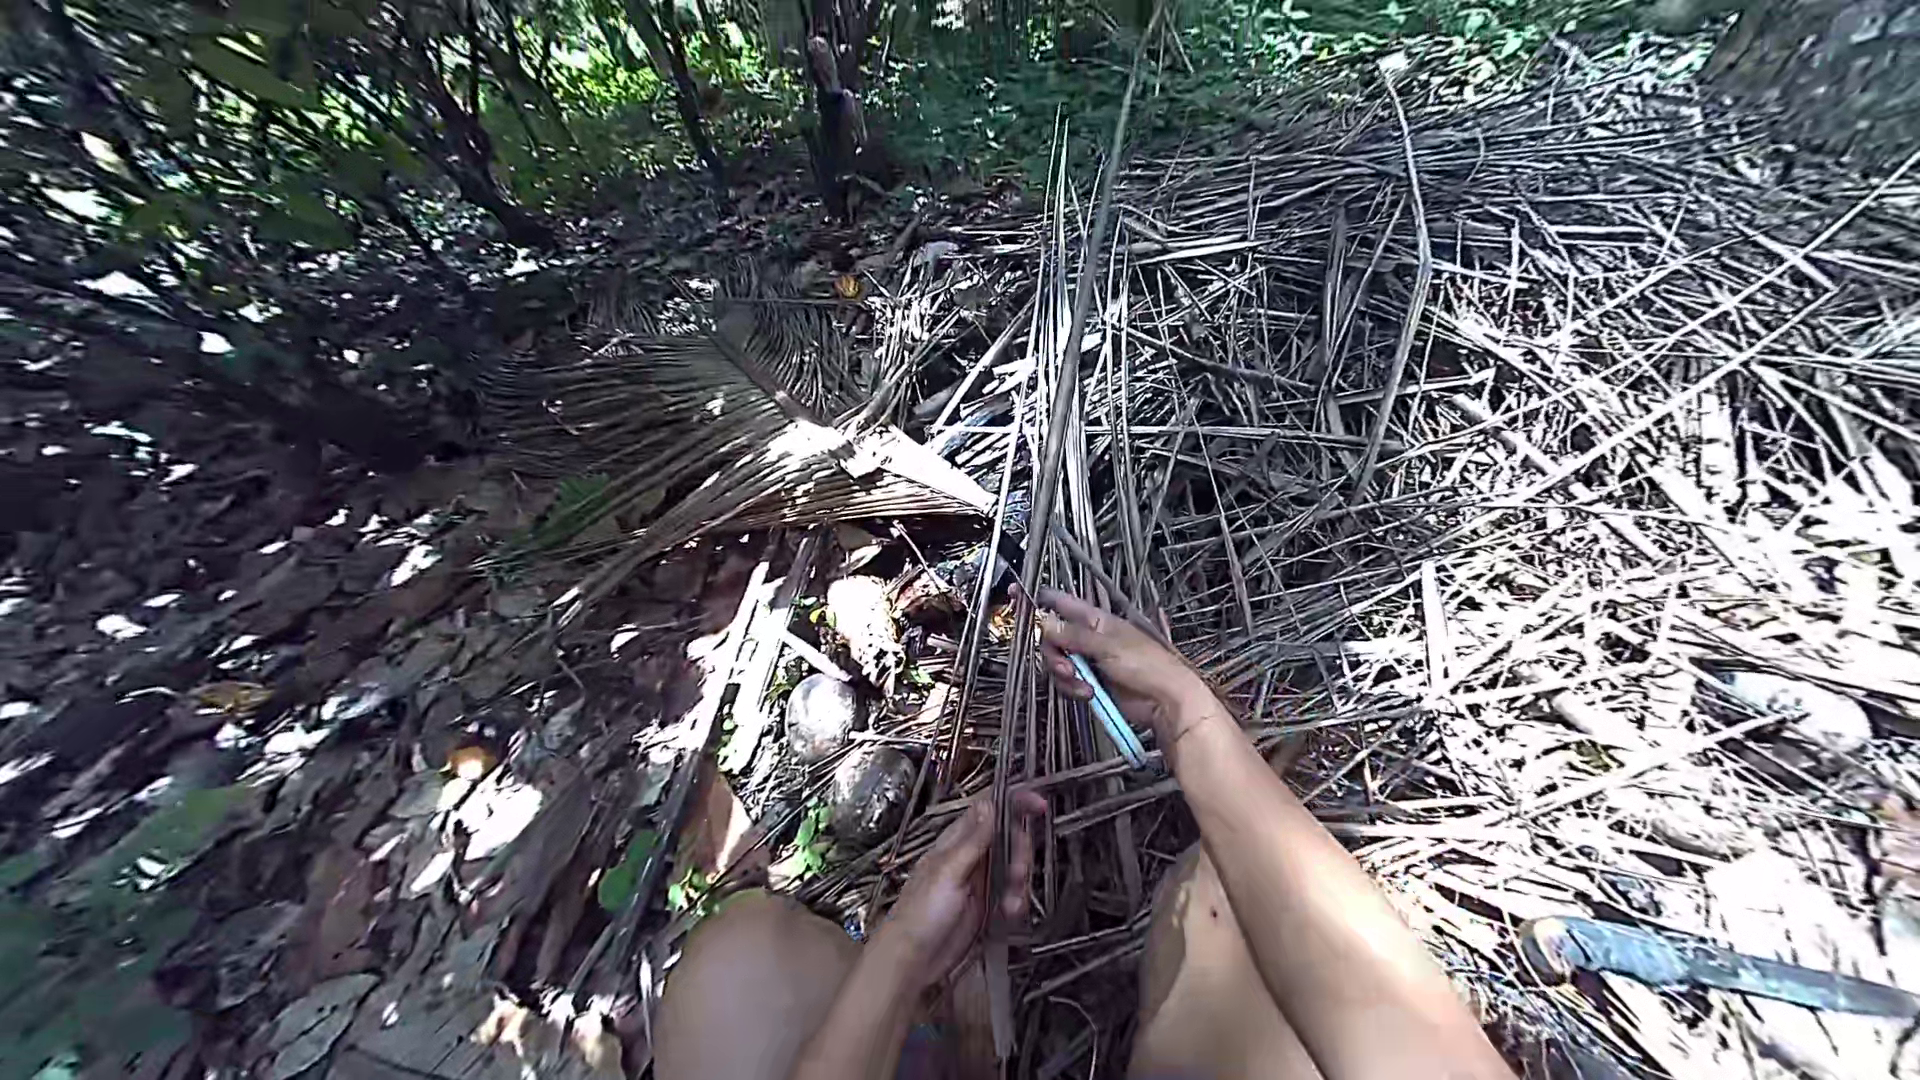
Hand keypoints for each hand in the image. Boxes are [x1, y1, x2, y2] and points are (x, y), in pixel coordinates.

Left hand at [876, 789, 1044, 990]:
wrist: (912, 962)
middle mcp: (971, 855)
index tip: (1038, 804)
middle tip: (1018, 872)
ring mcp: (980, 880)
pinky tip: (1008, 913)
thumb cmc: (921, 912)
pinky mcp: (987, 905)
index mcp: (958, 839)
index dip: (1015, 802)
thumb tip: (989, 804)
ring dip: (1020, 881)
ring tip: (1011, 902)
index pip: (990, 809)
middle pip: (1009, 838)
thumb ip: (972, 840)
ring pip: (1014, 866)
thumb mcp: (948, 872)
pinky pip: (1012, 894)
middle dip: (1020, 852)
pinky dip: (1016, 902)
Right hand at [1030, 586, 1218, 750]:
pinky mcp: (1089, 681)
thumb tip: (1044, 622)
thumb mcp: (1107, 645)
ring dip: (1064, 675)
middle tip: (1065, 666)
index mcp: (1095, 619)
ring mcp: (1088, 659)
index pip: (1060, 602)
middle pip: (1052, 637)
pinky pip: (1067, 681)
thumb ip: (1073, 634)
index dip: (1039, 599)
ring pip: (1057, 662)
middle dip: (1053, 654)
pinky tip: (1088, 693)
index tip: (1015, 594)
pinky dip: (1073, 688)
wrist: (1165, 702)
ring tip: (1081, 684)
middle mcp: (1088, 636)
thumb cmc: (1147, 665)